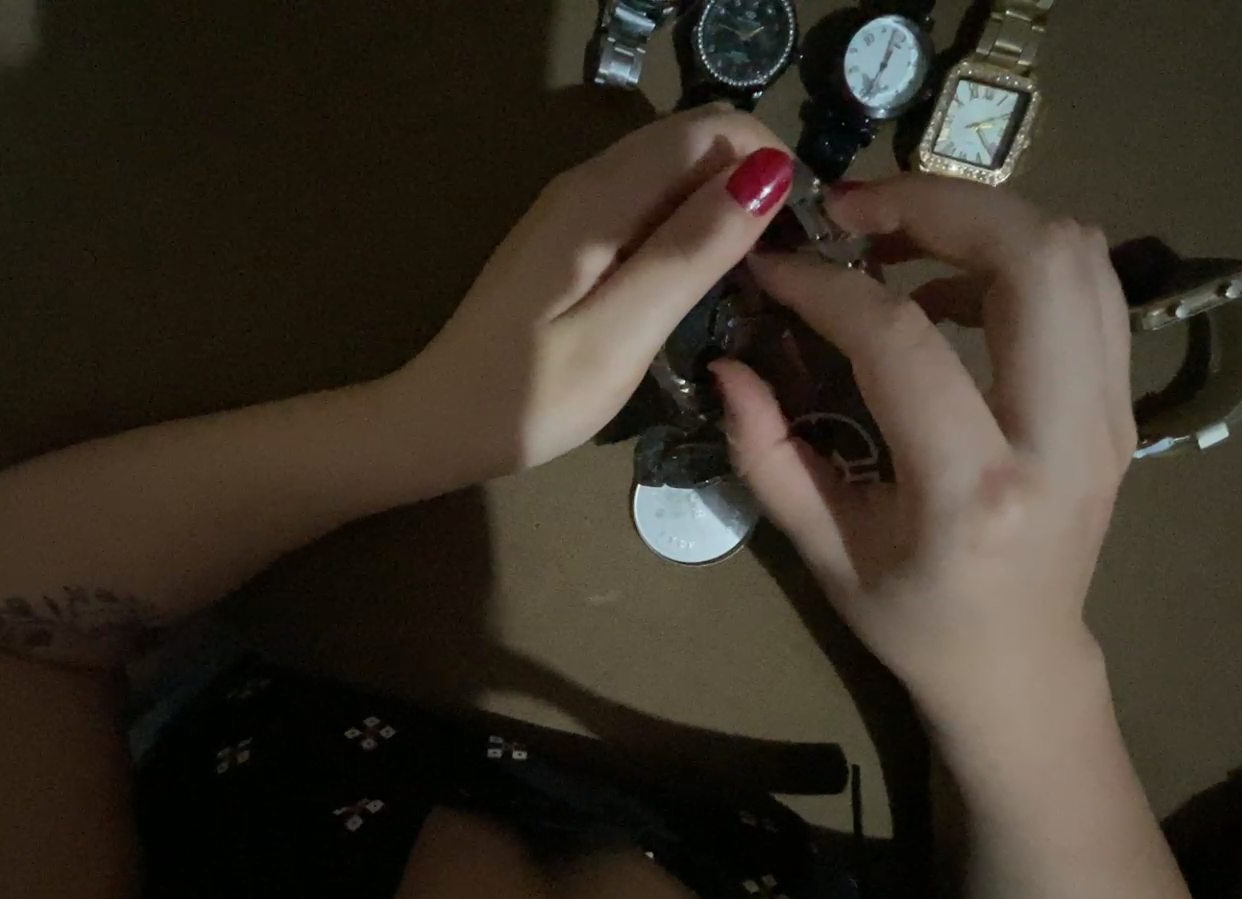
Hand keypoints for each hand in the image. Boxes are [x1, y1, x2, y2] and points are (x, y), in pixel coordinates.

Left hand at [394, 106, 793, 475]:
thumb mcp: (620, 333)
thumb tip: (764, 176)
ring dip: (716, 204)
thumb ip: (688, 253)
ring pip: (664, 174)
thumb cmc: (531, 398)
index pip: (708, 130)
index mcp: (599, 199)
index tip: (801, 230)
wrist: (440, 424)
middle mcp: (582, 186)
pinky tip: (690, 278)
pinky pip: (639, 208)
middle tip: (782, 258)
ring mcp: (567, 214)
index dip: (768, 160)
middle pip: (687, 142)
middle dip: (748, 178)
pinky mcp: (562, 245)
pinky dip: (679, 226)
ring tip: (749, 272)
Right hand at [711, 176, 1134, 722]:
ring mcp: (1113, 415)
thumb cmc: (908, 622)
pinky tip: (947, 288)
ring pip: (1077, 255)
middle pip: (1034, 258)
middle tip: (850, 210)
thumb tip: (727, 366)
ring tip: (893, 239)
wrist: (1018, 663)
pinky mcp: (1123, 404)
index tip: (773, 266)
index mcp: (972, 493)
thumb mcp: (820, 552)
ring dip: (980, 221)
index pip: (902, 343)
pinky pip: (1086, 288)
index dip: (826, 286)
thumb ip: (767, 456)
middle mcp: (1064, 441)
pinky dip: (1014, 257)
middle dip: (934, 204)